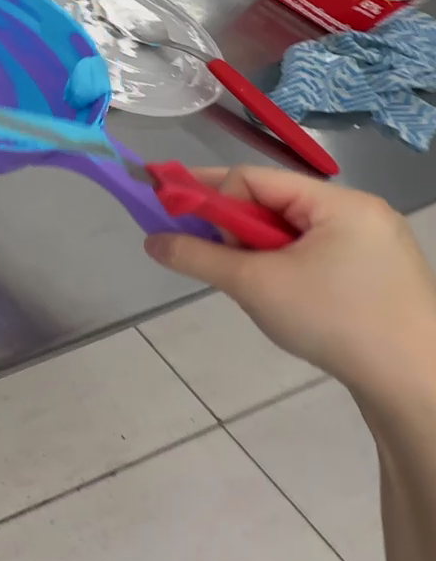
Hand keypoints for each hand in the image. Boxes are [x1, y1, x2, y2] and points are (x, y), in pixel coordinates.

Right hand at [144, 165, 435, 402]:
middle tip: (216, 258)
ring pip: (283, 227)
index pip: (250, 178)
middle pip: (267, 200)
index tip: (184, 227)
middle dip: (231, 226)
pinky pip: (306, 248)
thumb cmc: (333, 318)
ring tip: (249, 280)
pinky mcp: (373, 269)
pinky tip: (275, 289)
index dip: (210, 198)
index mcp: (340, 205)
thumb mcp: (250, 283)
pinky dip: (276, 261)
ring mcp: (370, 242)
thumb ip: (193, 254)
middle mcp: (359, 213)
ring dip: (252, 247)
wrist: (414, 381)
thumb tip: (151, 241)